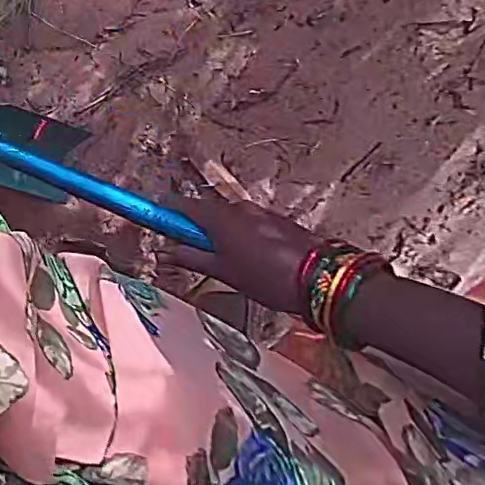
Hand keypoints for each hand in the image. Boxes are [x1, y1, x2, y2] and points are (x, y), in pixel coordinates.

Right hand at [158, 197, 321, 315]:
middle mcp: (236, 207)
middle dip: (196, 227)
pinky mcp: (280, 221)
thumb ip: (189, 258)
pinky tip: (254, 259)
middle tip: (195, 252)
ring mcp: (260, 212)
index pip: (178, 204)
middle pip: (204, 211)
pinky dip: (244, 235)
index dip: (164, 212)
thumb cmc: (265, 277)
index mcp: (216, 216)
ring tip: (230, 260)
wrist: (327, 280)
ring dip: (222, 232)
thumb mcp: (223, 272)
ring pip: (229, 218)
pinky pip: (251, 224)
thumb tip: (162, 252)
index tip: (157, 224)